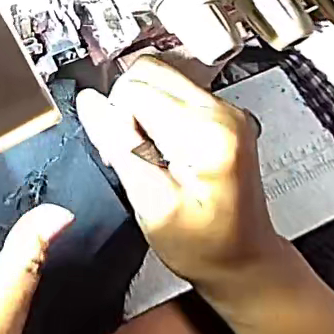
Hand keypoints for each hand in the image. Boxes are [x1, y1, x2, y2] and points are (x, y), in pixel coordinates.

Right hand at [76, 56, 286, 297]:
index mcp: (208, 131)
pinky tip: (162, 150)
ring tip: (150, 154)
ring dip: (140, 110)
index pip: (134, 90)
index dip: (116, 121)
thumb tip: (90, 103)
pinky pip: (170, 92)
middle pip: (146, 72)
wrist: (243, 260)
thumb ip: (118, 146)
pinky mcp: (219, 112)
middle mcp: (221, 110)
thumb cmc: (205, 244)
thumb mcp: (151, 204)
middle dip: (126, 108)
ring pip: (156, 78)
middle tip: (135, 154)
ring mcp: (223, 108)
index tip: (126, 156)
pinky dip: (154, 115)